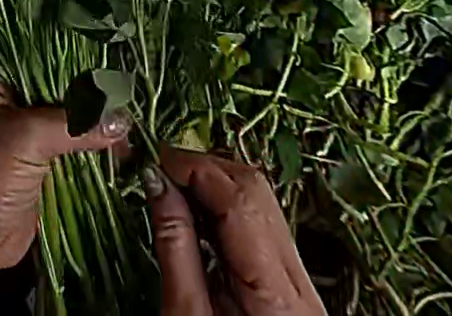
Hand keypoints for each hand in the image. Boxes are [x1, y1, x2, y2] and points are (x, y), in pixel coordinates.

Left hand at [0, 65, 128, 314]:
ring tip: (133, 117)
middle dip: (89, 91)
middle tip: (128, 90)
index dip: (71, 53)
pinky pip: (70, 143)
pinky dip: (93, 144)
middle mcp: (5, 95)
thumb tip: (123, 119)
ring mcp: (21, 127)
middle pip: (55, 83)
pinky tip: (122, 142)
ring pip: (65, 114)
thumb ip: (75, 123)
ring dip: (95, 120)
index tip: (110, 54)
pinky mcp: (37, 158)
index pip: (36, 50)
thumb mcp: (27, 137)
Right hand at [145, 148, 323, 315]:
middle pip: (254, 186)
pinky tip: (197, 213)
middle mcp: (298, 276)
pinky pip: (259, 220)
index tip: (151, 161)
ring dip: (212, 180)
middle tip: (159, 171)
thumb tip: (155, 181)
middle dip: (202, 166)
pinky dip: (224, 203)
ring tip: (172, 189)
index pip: (238, 196)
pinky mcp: (292, 280)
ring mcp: (300, 277)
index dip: (192, 167)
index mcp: (275, 289)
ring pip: (259, 197)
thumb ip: (174, 243)